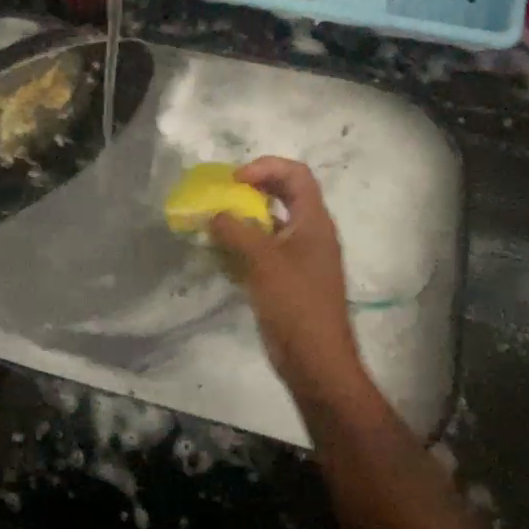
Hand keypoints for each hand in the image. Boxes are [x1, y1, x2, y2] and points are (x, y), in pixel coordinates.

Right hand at [210, 157, 372, 406]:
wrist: (315, 360)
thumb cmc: (295, 304)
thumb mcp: (262, 261)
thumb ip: (235, 230)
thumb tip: (213, 214)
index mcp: (314, 221)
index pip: (295, 174)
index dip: (265, 167)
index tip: (234, 181)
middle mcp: (310, 233)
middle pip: (283, 194)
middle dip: (251, 190)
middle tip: (221, 196)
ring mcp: (300, 257)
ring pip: (271, 223)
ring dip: (243, 218)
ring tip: (214, 224)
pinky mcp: (287, 279)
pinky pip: (264, 249)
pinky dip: (242, 245)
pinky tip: (219, 254)